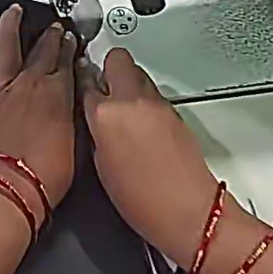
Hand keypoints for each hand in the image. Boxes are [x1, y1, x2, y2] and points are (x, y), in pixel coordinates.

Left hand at [0, 4, 78, 214]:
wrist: (11, 186)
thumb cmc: (45, 174)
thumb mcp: (76, 144)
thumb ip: (74, 118)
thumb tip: (76, 110)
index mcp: (58, 93)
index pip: (67, 61)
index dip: (70, 47)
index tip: (72, 39)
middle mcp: (31, 84)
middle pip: (43, 49)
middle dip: (51, 33)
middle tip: (55, 25)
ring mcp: (4, 88)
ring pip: (7, 44)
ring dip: (11, 24)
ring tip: (14, 10)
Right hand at [83, 47, 234, 266]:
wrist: (190, 214)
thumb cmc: (145, 201)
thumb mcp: (101, 165)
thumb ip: (95, 131)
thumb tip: (95, 120)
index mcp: (105, 113)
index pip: (86, 82)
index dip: (83, 87)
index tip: (82, 90)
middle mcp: (132, 100)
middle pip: (117, 60)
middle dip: (108, 68)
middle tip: (102, 86)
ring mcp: (157, 104)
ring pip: (137, 73)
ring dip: (128, 85)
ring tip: (123, 111)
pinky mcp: (175, 112)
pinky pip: (153, 94)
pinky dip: (144, 103)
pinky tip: (141, 127)